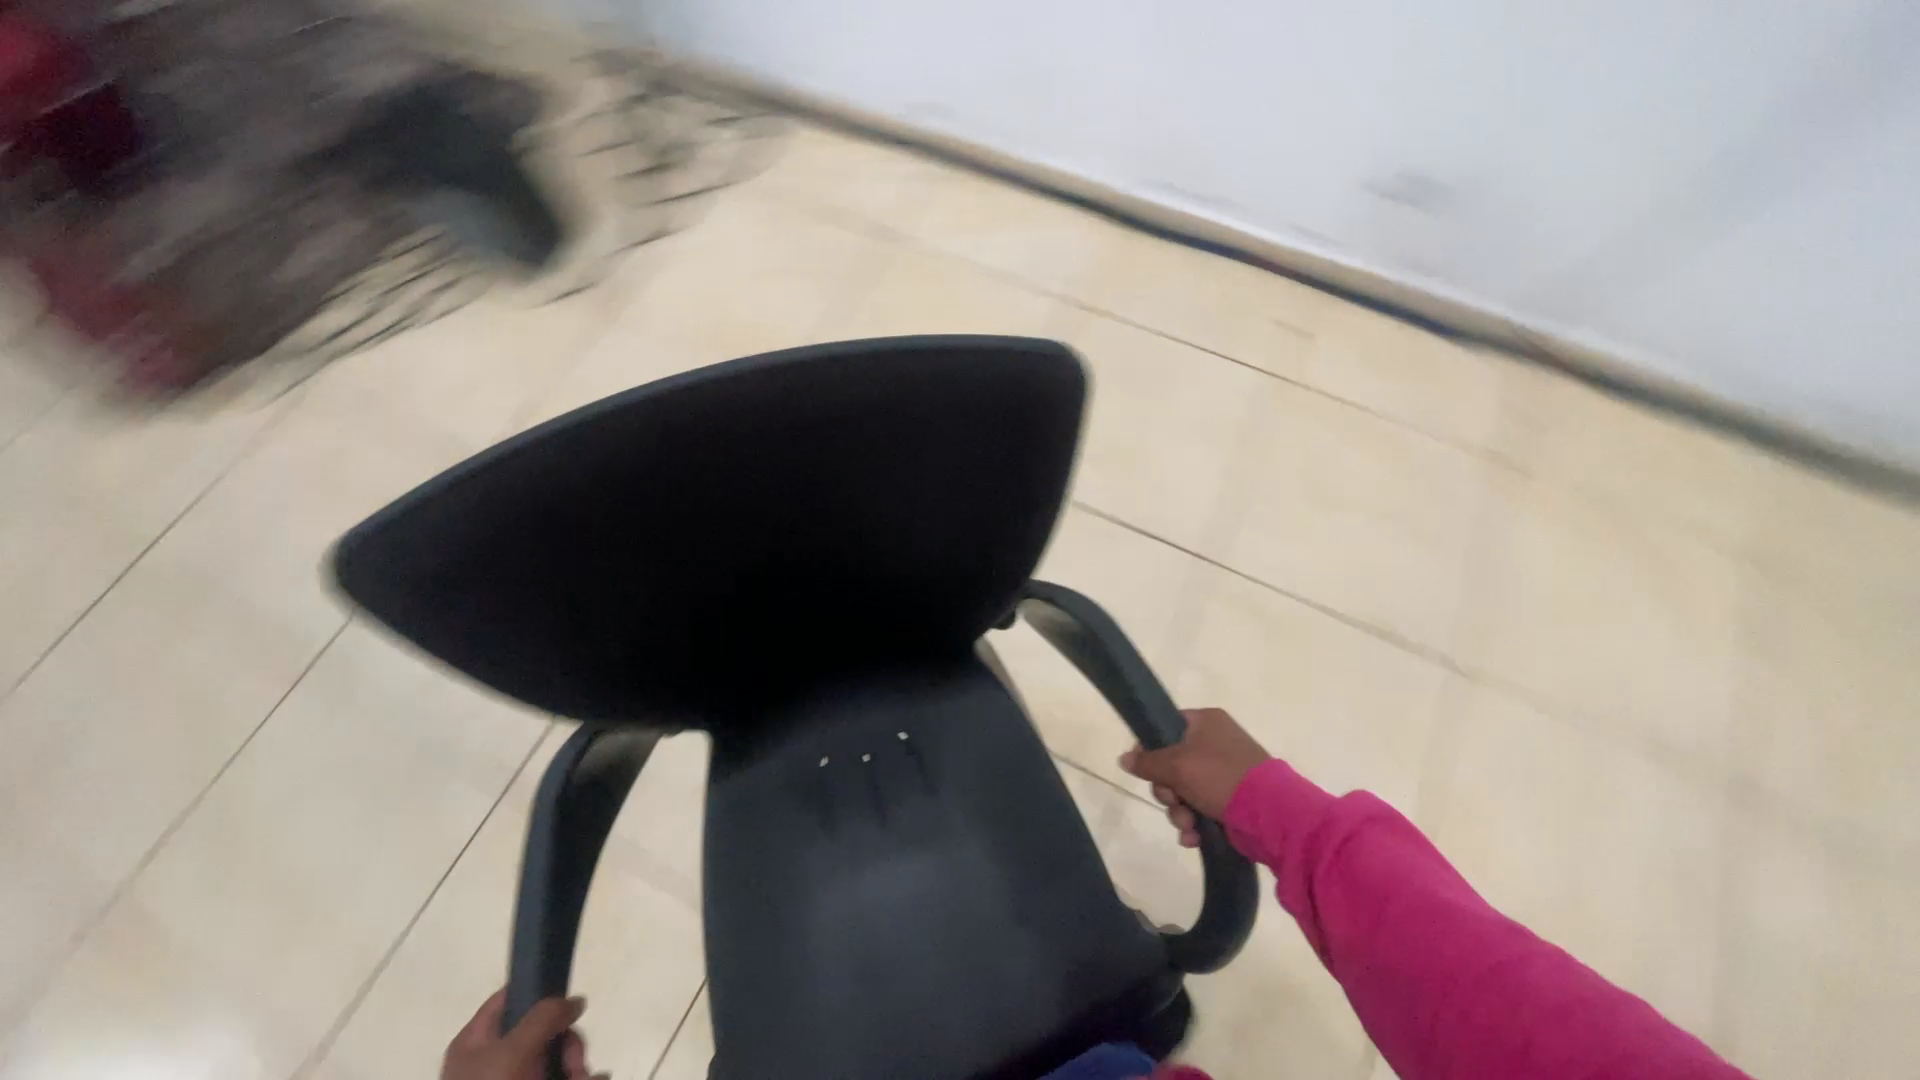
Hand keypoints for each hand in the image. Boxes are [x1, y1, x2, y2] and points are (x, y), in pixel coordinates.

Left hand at [442, 989, 605, 1079]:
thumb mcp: (514, 1051)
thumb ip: (545, 1017)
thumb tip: (575, 1002)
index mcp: (476, 1041)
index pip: (510, 997)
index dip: (541, 990)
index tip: (568, 1004)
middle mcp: (493, 1060)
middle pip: (542, 1030)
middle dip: (568, 1044)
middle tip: (576, 1064)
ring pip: (554, 1059)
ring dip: (577, 1067)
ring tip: (586, 1079)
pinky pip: (559, 1077)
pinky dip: (580, 1079)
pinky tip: (596, 1079)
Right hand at [1119, 707, 1270, 842]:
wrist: (1271, 814)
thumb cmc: (1220, 777)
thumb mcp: (1177, 766)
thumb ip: (1147, 762)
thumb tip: (1124, 759)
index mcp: (1205, 722)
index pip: (1164, 727)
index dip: (1149, 749)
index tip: (1143, 769)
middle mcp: (1214, 743)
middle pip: (1170, 764)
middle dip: (1167, 791)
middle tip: (1173, 800)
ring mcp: (1223, 773)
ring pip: (1183, 790)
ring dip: (1179, 812)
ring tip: (1188, 825)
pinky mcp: (1230, 799)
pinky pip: (1199, 808)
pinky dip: (1194, 823)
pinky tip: (1194, 837)